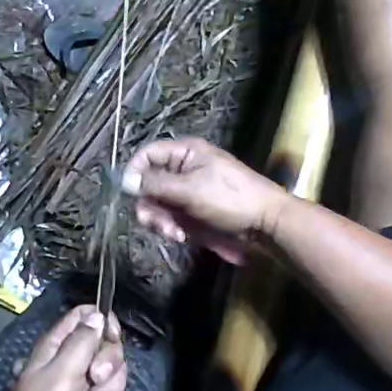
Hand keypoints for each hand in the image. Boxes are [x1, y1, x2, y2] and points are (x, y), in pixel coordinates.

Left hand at [0, 306, 127, 390]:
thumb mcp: (61, 375)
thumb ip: (82, 341)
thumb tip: (97, 313)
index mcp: (56, 349)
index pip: (83, 317)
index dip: (100, 321)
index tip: (111, 334)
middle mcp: (72, 364)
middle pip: (107, 345)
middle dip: (108, 364)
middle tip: (95, 379)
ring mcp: (86, 389)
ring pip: (117, 375)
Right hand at [122, 137, 291, 263]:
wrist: (266, 225)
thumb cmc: (230, 199)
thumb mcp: (190, 189)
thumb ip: (155, 184)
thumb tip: (125, 181)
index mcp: (186, 153)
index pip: (148, 155)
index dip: (134, 172)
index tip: (129, 193)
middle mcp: (184, 170)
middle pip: (148, 183)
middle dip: (148, 204)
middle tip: (153, 222)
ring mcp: (188, 194)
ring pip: (157, 205)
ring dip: (159, 220)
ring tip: (172, 232)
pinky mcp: (193, 214)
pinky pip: (170, 219)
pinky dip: (171, 228)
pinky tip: (181, 237)